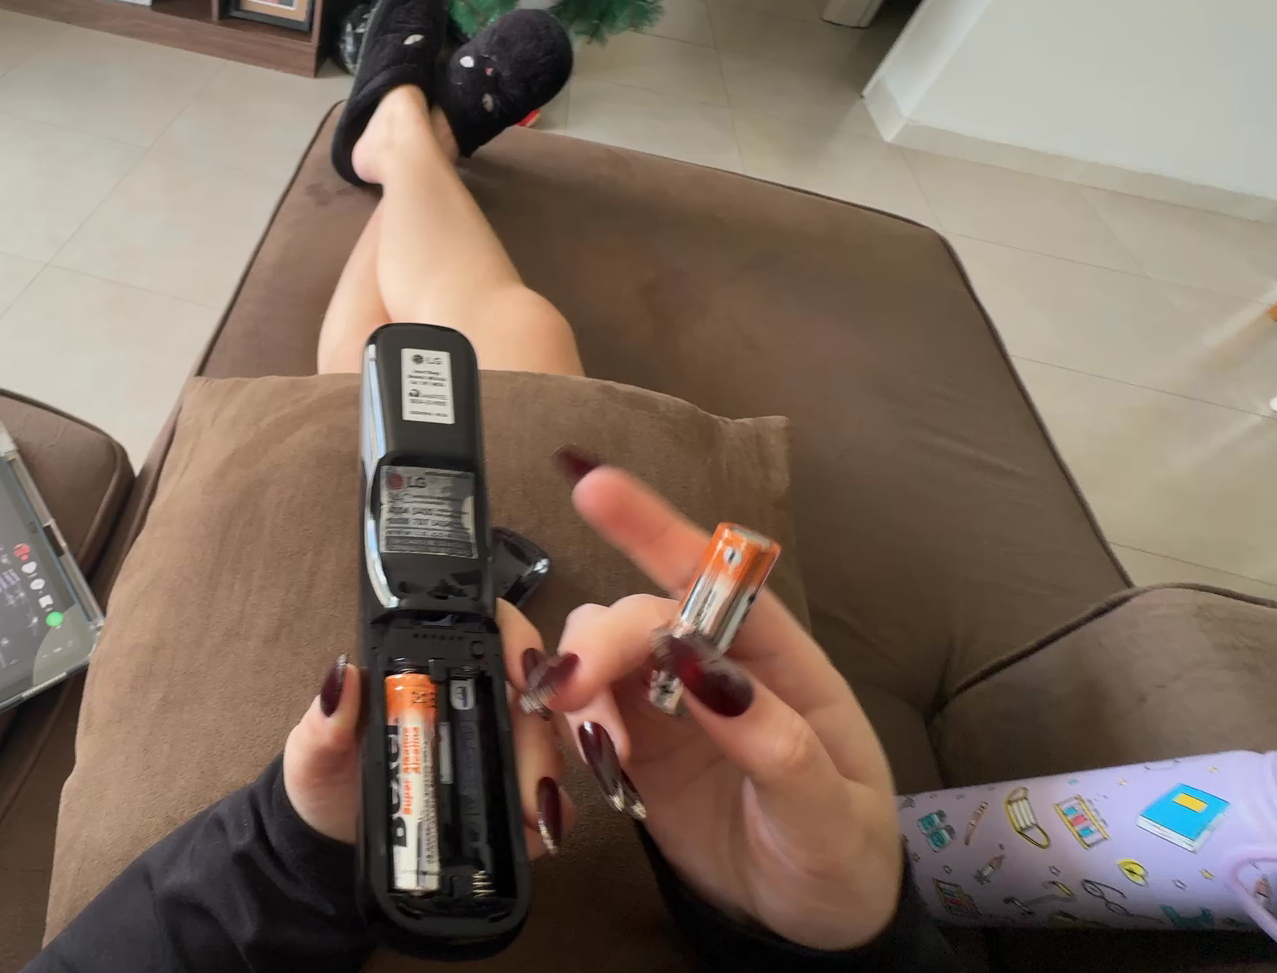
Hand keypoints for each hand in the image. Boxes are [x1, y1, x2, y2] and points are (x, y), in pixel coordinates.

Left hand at [282, 601, 576, 858]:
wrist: (328, 840)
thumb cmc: (323, 776)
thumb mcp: (313, 747)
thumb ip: (325, 717)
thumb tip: (342, 675)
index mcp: (420, 673)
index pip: (480, 630)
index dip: (514, 638)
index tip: (523, 673)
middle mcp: (461, 699)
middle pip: (523, 689)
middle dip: (536, 730)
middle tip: (529, 778)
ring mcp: (484, 745)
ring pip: (541, 737)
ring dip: (544, 772)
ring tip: (531, 814)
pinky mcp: (497, 793)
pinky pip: (543, 795)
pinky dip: (550, 813)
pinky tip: (536, 832)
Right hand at [524, 454, 900, 949]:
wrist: (794, 913)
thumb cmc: (834, 855)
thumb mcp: (829, 816)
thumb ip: (777, 746)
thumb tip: (704, 670)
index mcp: (773, 658)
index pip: (714, 576)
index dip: (653, 527)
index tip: (594, 486)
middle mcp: (709, 659)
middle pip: (636, 616)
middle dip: (598, 644)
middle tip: (570, 697)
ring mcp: (661, 692)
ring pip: (594, 648)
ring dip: (578, 684)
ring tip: (595, 750)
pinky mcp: (625, 727)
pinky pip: (577, 700)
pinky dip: (565, 719)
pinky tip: (587, 760)